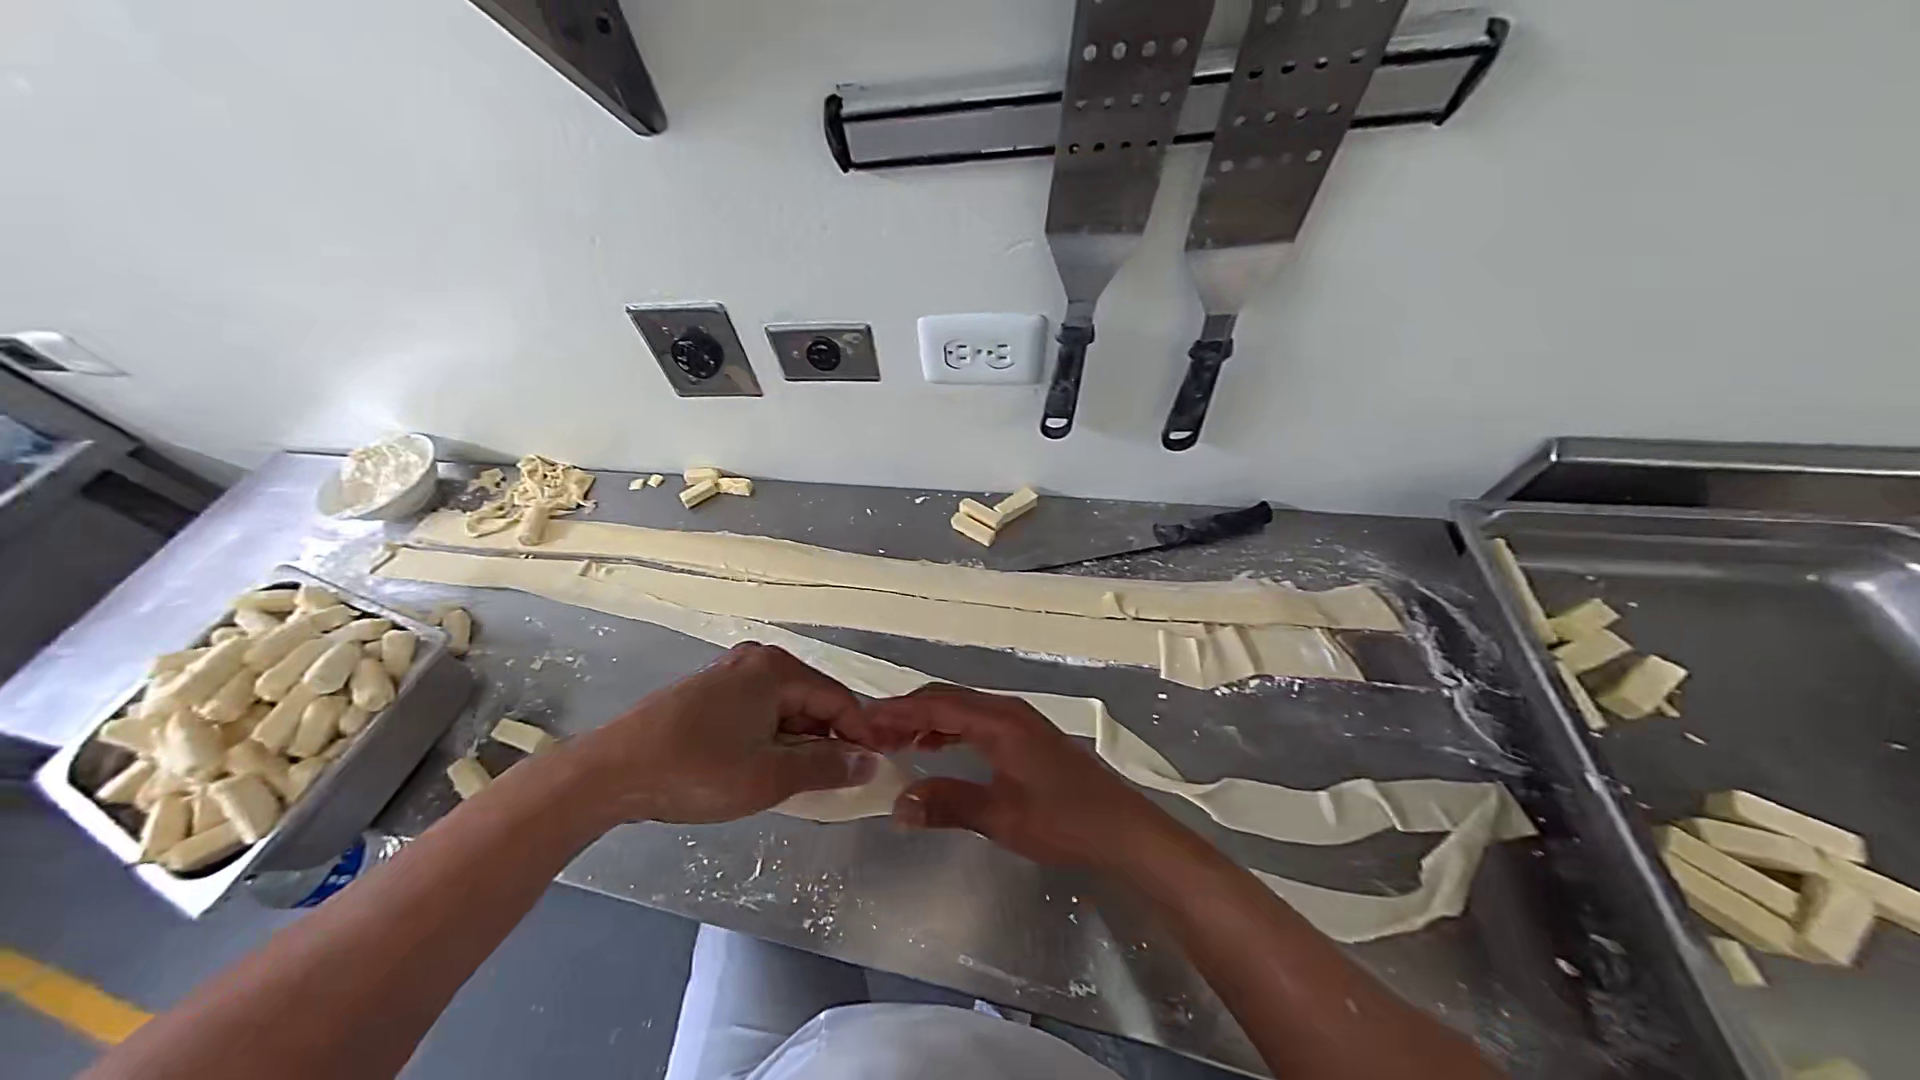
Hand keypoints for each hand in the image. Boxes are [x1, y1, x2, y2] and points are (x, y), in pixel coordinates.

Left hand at [564, 643, 879, 824]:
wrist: (608, 774)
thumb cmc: (696, 772)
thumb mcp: (771, 777)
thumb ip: (827, 767)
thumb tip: (869, 762)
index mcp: (777, 669)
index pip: (839, 700)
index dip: (859, 737)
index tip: (870, 771)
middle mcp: (756, 661)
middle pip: (812, 701)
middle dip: (825, 742)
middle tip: (831, 784)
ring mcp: (729, 674)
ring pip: (784, 708)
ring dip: (797, 744)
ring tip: (795, 783)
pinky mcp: (708, 693)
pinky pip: (758, 711)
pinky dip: (770, 739)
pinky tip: (760, 768)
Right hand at [861, 685, 1177, 869]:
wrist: (1122, 828)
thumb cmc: (1064, 821)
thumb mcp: (1001, 818)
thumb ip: (948, 805)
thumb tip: (898, 803)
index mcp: (999, 721)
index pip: (936, 706)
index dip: (897, 713)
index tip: (863, 722)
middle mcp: (1007, 711)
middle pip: (946, 700)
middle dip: (907, 714)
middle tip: (871, 734)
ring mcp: (1019, 721)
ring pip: (961, 709)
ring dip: (927, 721)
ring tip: (895, 742)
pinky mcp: (1026, 735)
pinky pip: (976, 721)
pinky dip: (949, 730)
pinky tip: (935, 749)